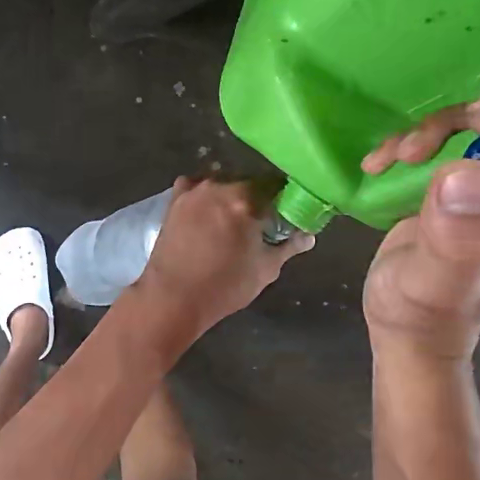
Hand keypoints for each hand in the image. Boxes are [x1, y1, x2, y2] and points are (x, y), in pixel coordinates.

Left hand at [132, 177, 314, 338]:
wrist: (172, 297)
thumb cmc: (224, 287)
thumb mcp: (265, 269)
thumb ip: (288, 247)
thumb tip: (307, 235)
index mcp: (247, 200)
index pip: (276, 186)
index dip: (284, 198)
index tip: (286, 213)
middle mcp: (220, 186)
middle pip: (249, 182)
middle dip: (258, 198)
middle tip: (260, 221)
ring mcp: (194, 191)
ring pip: (222, 182)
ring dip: (231, 195)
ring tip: (231, 220)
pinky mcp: (174, 200)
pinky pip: (195, 186)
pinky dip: (204, 194)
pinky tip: (206, 211)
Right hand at [361, 72, 479, 359]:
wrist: (401, 319)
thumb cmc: (425, 310)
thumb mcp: (436, 284)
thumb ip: (458, 241)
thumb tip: (472, 170)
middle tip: (454, 125)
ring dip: (447, 123)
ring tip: (403, 156)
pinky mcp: (477, 175)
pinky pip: (463, 130)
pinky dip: (421, 135)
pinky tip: (384, 161)